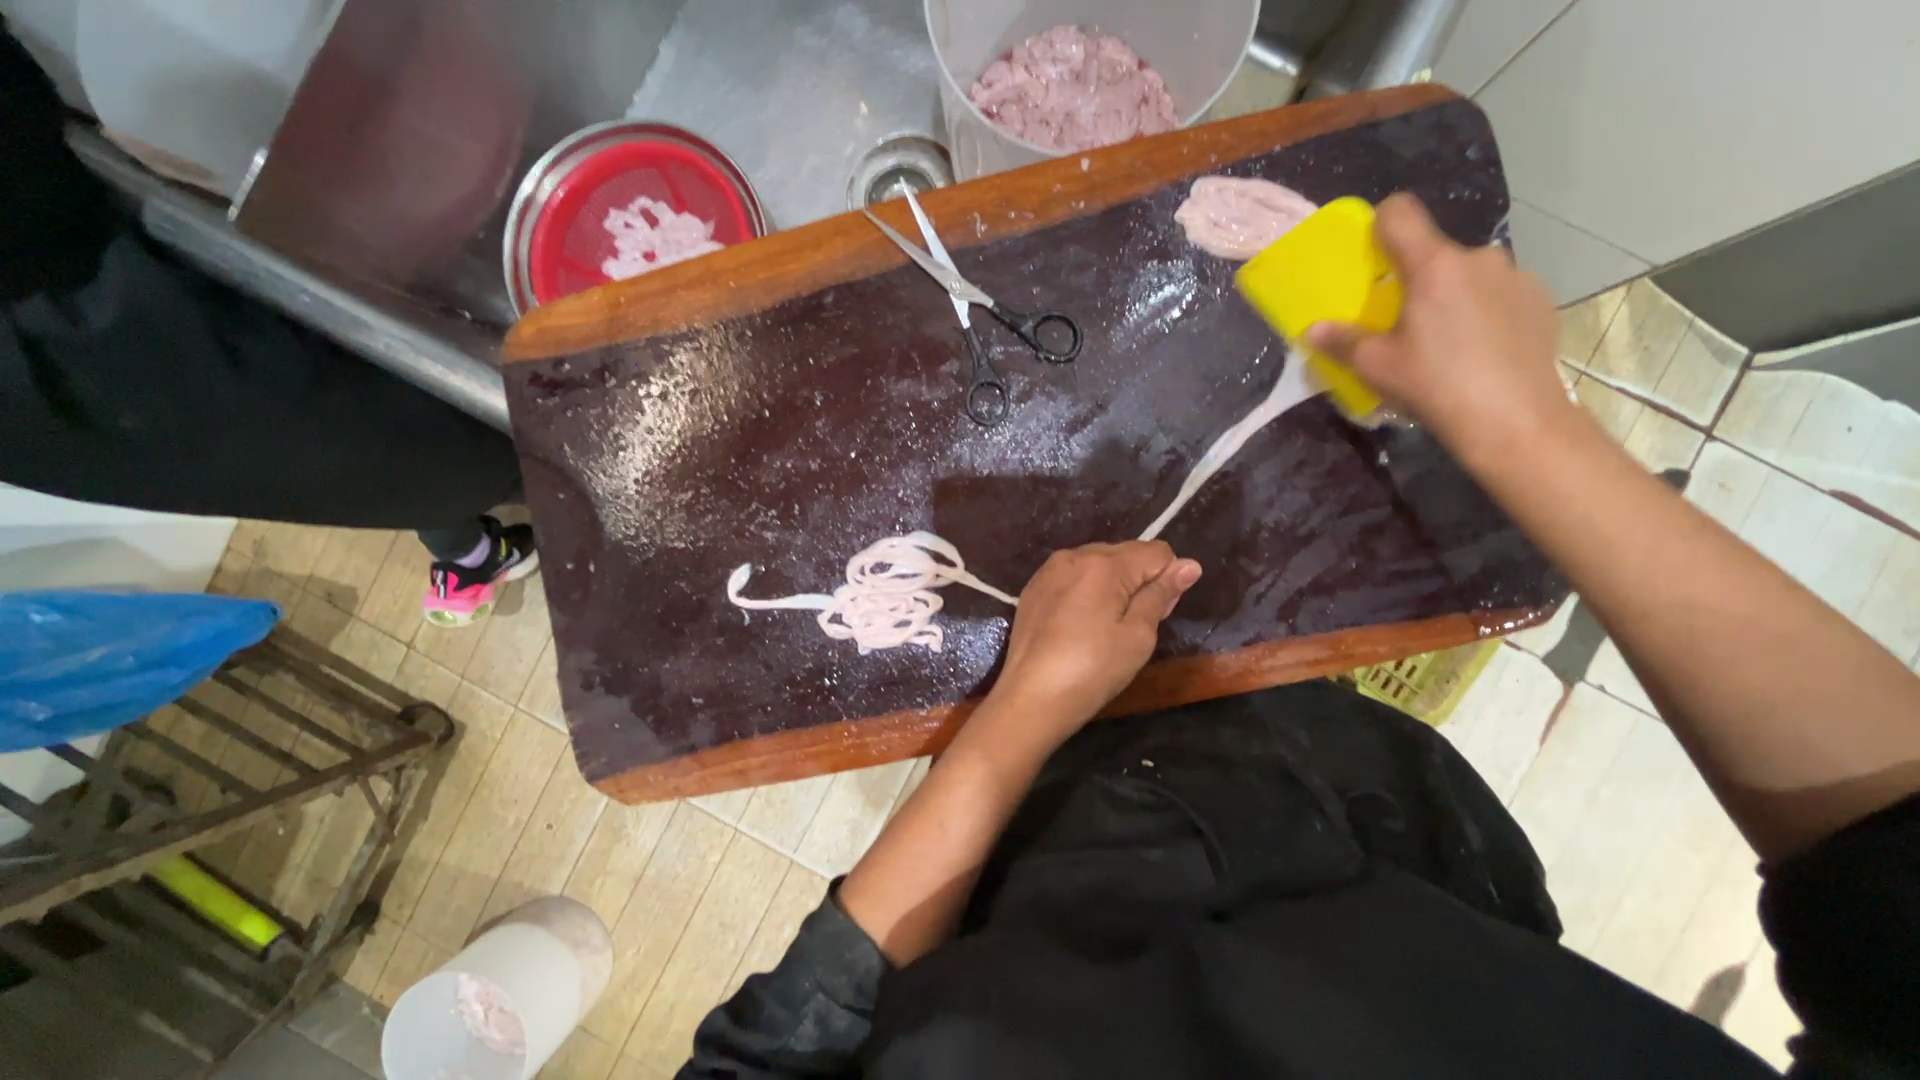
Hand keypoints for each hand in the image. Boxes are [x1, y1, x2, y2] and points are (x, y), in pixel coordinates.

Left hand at [991, 541, 1201, 735]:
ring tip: (1107, 627)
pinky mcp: (1034, 588)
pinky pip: (1073, 576)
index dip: (1169, 578)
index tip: (1160, 613)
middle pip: (1126, 553)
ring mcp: (1049, 570)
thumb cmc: (1093, 669)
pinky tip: (1082, 624)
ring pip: (1098, 563)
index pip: (1157, 551)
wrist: (1031, 697)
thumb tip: (1189, 565)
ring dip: (1113, 585)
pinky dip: (1086, 591)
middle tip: (1136, 625)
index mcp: (1104, 564)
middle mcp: (1074, 555)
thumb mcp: (1138, 636)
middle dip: (1140, 580)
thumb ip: (1161, 594)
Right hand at [1305, 194, 1571, 465]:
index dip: (1379, 224)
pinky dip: (1485, 312)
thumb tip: (1314, 330)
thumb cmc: (1436, 386)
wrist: (1515, 421)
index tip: (1371, 256)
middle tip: (1406, 323)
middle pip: (1435, 253)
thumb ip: (1342, 342)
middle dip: (1417, 279)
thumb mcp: (1376, 367)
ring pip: (1469, 274)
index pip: (1400, 212)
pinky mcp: (1540, 299)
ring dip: (1453, 295)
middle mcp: (1478, 258)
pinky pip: (1500, 293)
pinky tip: (1482, 350)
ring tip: (1447, 341)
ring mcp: (1516, 276)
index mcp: (1433, 266)